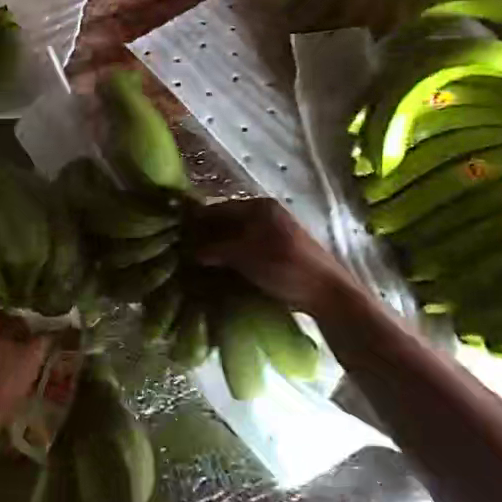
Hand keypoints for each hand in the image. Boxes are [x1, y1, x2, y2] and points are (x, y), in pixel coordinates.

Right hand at [189, 199, 372, 325]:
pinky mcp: (277, 255)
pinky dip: (232, 260)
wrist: (326, 293)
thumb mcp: (245, 254)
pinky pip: (246, 253)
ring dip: (218, 251)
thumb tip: (191, 250)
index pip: (220, 208)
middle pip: (228, 223)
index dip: (198, 221)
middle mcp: (266, 216)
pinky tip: (219, 274)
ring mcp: (273, 235)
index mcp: (260, 207)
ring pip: (236, 239)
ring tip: (196, 266)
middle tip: (183, 253)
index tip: (176, 235)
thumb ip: (217, 248)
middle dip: (206, 237)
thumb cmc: (285, 265)